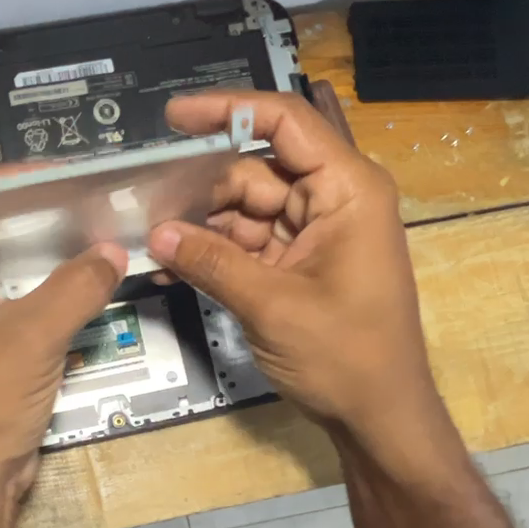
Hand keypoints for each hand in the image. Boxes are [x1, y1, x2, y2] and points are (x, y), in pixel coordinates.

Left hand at [0, 184, 126, 493]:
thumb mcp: (34, 335)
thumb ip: (78, 285)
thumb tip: (114, 250)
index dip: (12, 184)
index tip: (64, 176)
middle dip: (32, 219)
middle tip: (87, 203)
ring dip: (39, 257)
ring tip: (91, 235)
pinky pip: (4, 302)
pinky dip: (36, 292)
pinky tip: (79, 280)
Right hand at [146, 91, 436, 440]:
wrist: (378, 416)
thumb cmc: (345, 356)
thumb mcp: (272, 306)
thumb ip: (213, 262)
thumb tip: (157, 234)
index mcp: (346, 190)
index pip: (284, 123)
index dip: (227, 111)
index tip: (173, 118)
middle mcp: (332, 200)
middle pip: (256, 170)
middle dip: (204, 190)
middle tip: (150, 212)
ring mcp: (315, 234)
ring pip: (246, 209)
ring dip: (204, 228)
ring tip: (157, 248)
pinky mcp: (299, 265)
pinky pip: (250, 245)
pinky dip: (217, 255)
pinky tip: (176, 268)